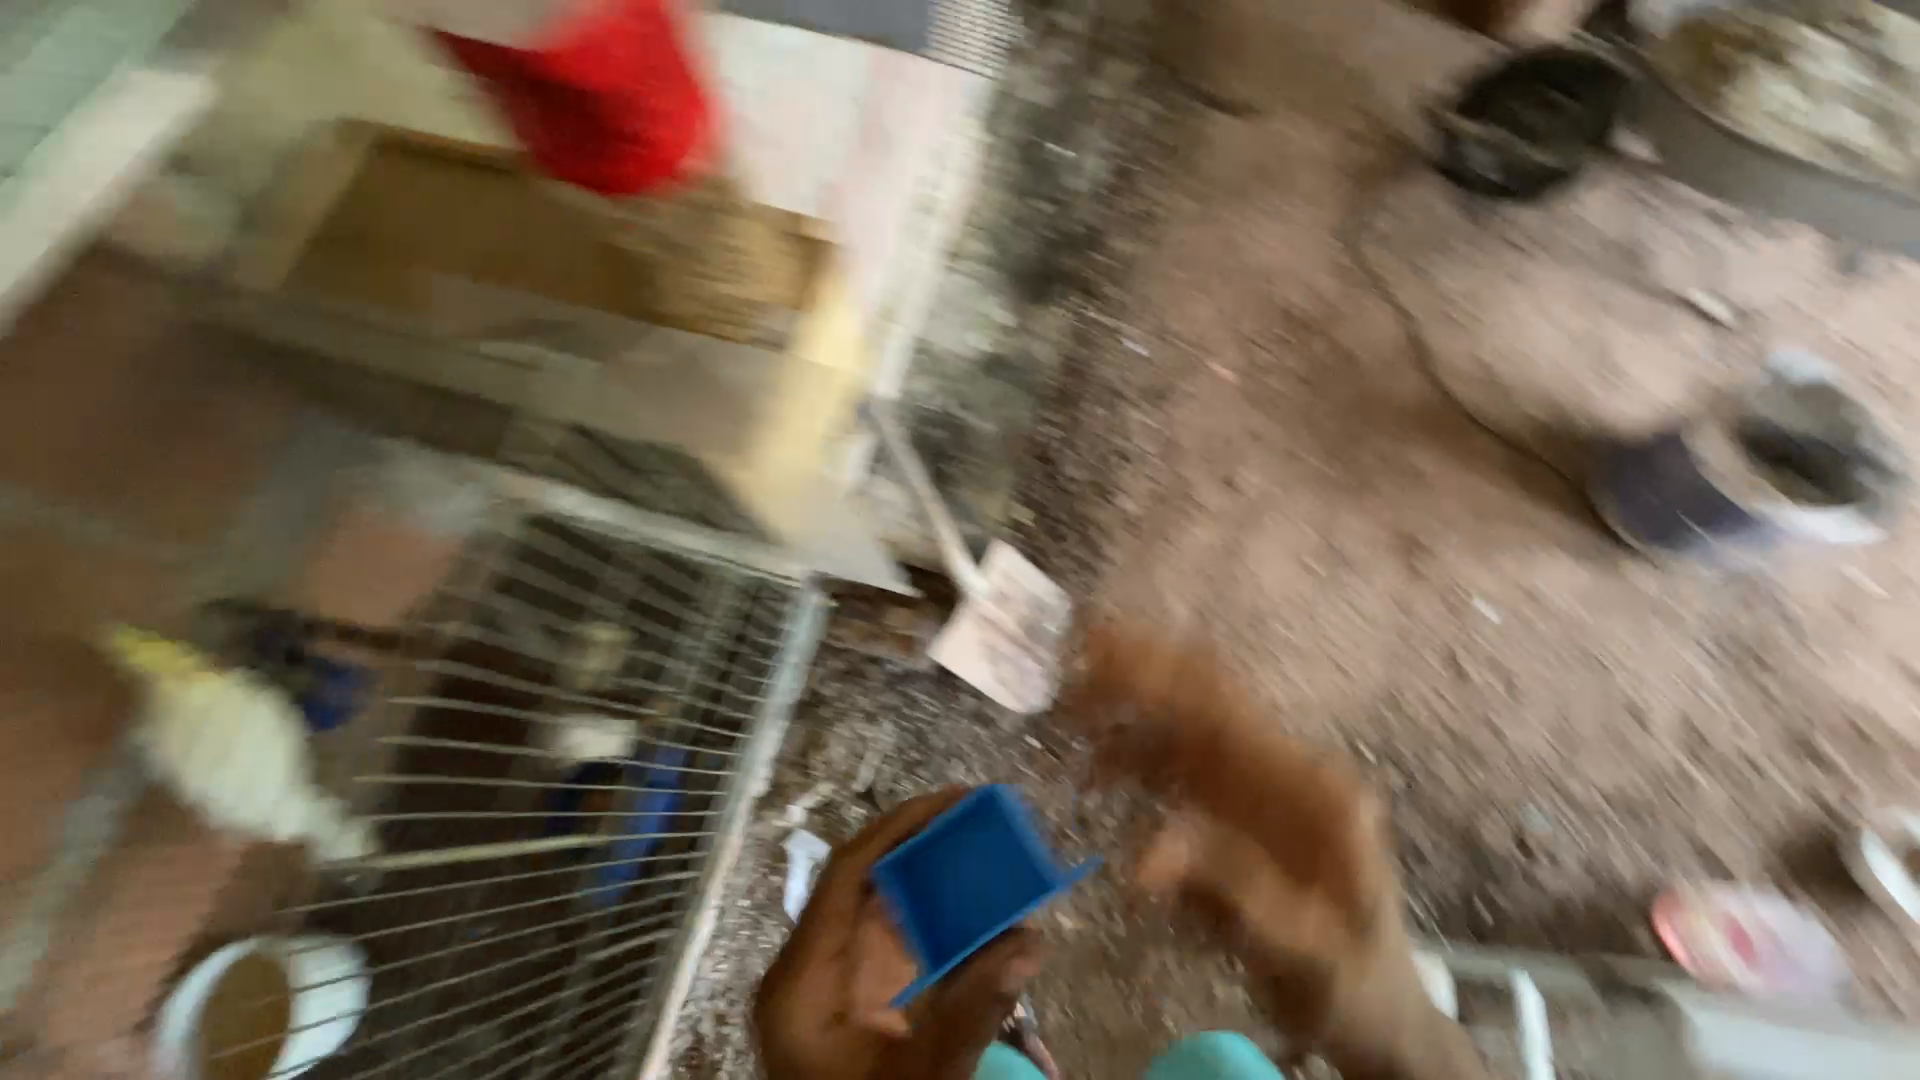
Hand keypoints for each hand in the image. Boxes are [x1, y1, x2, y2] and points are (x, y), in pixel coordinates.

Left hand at [754, 789, 1045, 1079]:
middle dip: (918, 842)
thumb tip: (1029, 941)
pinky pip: (895, 942)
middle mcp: (811, 966)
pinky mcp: (858, 1000)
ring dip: (929, 876)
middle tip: (974, 812)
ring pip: (881, 908)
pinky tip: (974, 906)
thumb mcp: (918, 1079)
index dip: (897, 828)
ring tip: (979, 844)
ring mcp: (833, 983)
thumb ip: (970, 1011)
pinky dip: (934, 920)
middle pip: (862, 882)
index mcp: (802, 977)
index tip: (948, 799)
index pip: (845, 876)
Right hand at [1060, 622, 1484, 1079]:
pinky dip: (1129, 760)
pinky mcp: (1230, 811)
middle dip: (1133, 673)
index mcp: (1308, 784)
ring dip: (1123, 713)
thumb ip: (1232, 893)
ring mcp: (1251, 786)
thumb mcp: (1307, 952)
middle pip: (1197, 699)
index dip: (1157, 672)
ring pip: (1177, 727)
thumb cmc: (1353, 981)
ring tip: (1065, 712)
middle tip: (1068, 659)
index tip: (1097, 648)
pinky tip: (1094, 774)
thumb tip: (1142, 858)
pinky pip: (1171, 769)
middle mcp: (1278, 768)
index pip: (1222, 707)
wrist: (1376, 1011)